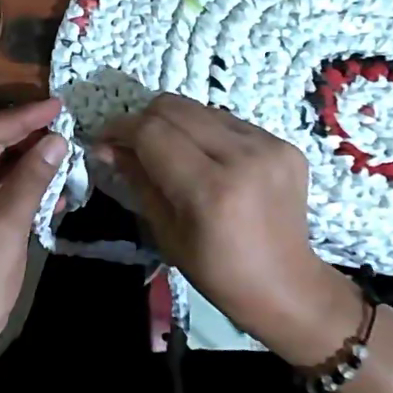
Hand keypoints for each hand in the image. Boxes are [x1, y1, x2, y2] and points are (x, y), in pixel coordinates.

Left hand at [0, 98, 66, 392]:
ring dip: (30, 165)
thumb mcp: (7, 225)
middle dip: (28, 139)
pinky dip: (23, 190)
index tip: (58, 104)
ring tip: (67, 154)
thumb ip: (32, 178)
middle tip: (66, 125)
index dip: (24, 118)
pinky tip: (55, 192)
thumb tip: (58, 140)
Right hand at [97, 94, 363, 366]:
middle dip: (144, 119)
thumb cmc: (217, 271)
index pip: (152, 132)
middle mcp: (242, 157)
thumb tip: (107, 145)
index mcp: (210, 189)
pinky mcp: (284, 144)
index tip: (105, 139)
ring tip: (171, 151)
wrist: (287, 284)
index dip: (121, 129)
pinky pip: (229, 121)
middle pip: (175, 108)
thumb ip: (137, 179)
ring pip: (201, 108)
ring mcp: (269, 146)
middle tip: (133, 143)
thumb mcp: (166, 231)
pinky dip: (207, 132)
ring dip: (176, 123)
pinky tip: (209, 159)